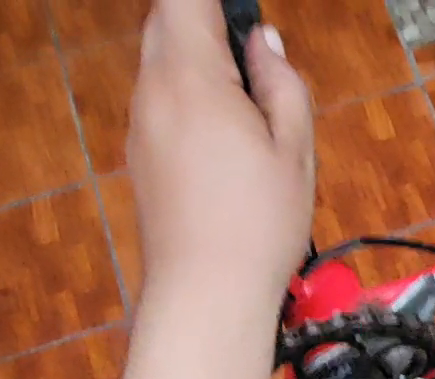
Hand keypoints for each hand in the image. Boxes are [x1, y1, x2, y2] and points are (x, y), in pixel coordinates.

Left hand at [128, 0, 312, 304]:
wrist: (206, 295)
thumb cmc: (259, 226)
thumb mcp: (295, 155)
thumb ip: (282, 86)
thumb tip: (264, 42)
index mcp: (192, 76)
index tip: (245, 16)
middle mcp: (153, 90)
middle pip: (167, 22)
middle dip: (208, 26)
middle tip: (258, 75)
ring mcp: (140, 125)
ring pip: (163, 66)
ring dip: (202, 70)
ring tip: (249, 124)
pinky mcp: (140, 158)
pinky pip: (162, 106)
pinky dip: (190, 105)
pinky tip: (225, 156)